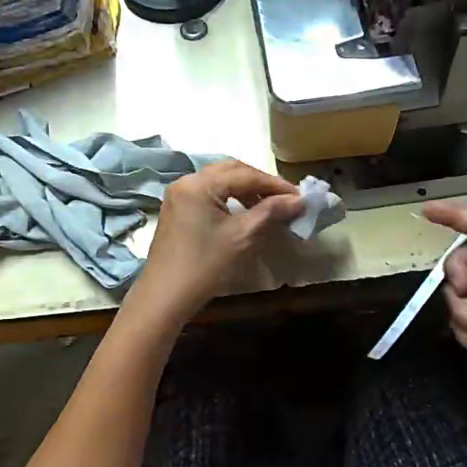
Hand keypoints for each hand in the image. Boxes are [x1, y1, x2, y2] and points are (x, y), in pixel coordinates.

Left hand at [128, 161, 306, 326]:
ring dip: (245, 189)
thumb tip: (300, 200)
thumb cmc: (205, 266)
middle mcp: (186, 181)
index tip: (300, 196)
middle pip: (230, 170)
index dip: (275, 184)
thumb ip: (271, 212)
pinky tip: (244, 212)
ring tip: (268, 206)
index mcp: (199, 184)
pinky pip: (208, 193)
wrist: (166, 296)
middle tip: (285, 198)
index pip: (245, 174)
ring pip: (219, 181)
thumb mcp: (242, 236)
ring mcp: (178, 195)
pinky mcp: (177, 210)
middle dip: (260, 182)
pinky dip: (229, 197)